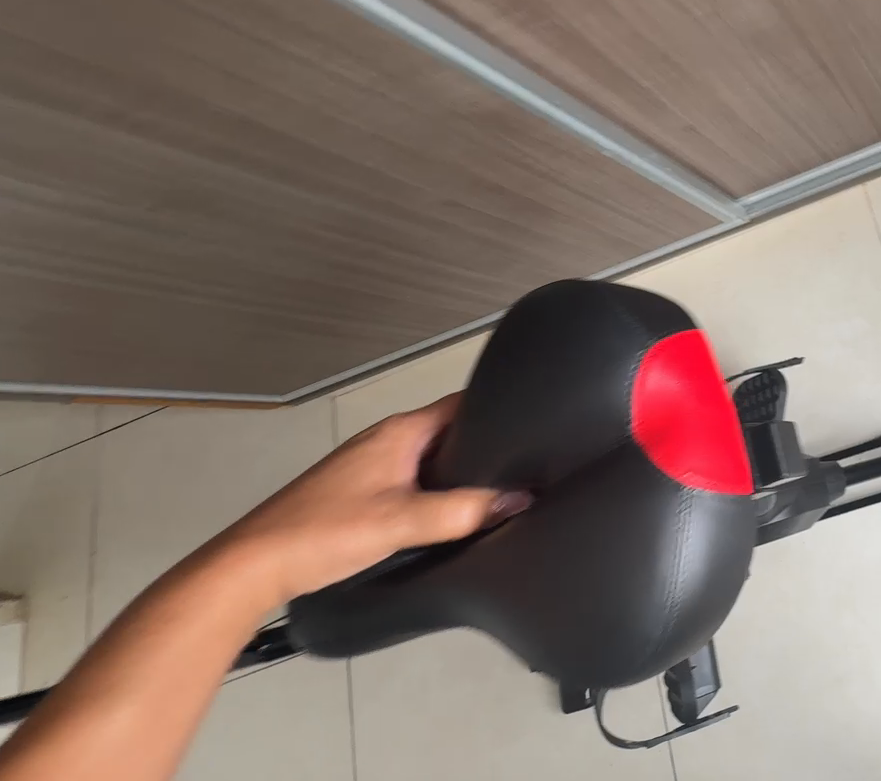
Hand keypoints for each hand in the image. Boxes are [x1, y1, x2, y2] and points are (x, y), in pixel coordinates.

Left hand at [209, 393, 529, 607]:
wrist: (245, 573)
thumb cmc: (324, 532)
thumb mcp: (404, 521)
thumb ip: (466, 510)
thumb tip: (522, 499)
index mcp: (401, 431)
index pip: (467, 403)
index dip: (505, 408)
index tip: (539, 424)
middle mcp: (388, 440)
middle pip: (455, 433)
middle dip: (491, 446)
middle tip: (530, 463)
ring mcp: (373, 467)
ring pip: (436, 460)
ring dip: (464, 473)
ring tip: (504, 488)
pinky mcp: (363, 493)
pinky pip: (418, 480)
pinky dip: (441, 491)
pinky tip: (457, 513)